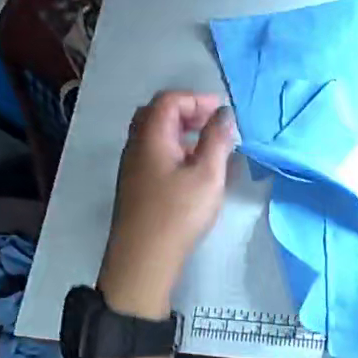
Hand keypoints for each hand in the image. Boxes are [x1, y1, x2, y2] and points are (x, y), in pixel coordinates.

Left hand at [100, 91, 236, 317]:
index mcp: (151, 137)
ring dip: (184, 133)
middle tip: (215, 125)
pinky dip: (178, 151)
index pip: (169, 101)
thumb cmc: (179, 213)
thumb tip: (224, 114)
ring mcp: (133, 167)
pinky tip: (196, 171)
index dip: (196, 99)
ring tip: (212, 148)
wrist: (144, 258)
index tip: (222, 112)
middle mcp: (136, 146)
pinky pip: (157, 155)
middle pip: (158, 114)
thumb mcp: (207, 175)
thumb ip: (217, 140)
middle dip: (188, 113)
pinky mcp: (137, 186)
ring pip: (157, 137)